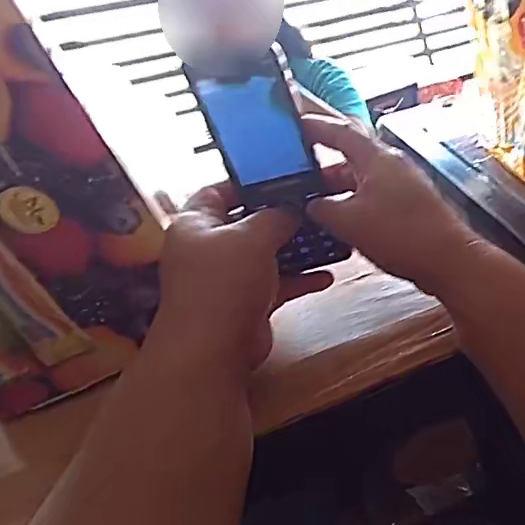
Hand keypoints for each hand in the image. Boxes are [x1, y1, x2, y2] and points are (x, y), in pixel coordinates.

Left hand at [150, 184, 333, 375]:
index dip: (247, 182)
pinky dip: (301, 278)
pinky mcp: (250, 301)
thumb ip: (275, 217)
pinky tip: (327, 275)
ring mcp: (230, 277)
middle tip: (314, 208)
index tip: (282, 178)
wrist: (216, 345)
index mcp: (196, 224)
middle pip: (249, 224)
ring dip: (297, 249)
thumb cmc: (224, 282)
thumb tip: (291, 210)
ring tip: (328, 239)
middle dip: (281, 217)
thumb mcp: (252, 237)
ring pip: (268, 255)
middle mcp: (210, 248)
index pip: (217, 191)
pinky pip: (280, 283)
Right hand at [300, 114, 487, 293]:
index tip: (296, 128)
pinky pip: (381, 202)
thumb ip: (321, 208)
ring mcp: (409, 189)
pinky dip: (361, 209)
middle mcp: (396, 168)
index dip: (315, 128)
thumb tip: (312, 206)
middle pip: (354, 159)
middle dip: (325, 170)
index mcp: (378, 158)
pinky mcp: (416, 210)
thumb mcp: (348, 221)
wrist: (450, 262)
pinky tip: (349, 228)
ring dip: (343, 193)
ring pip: (367, 183)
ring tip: (320, 209)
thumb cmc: (405, 236)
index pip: (340, 131)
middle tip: (301, 180)